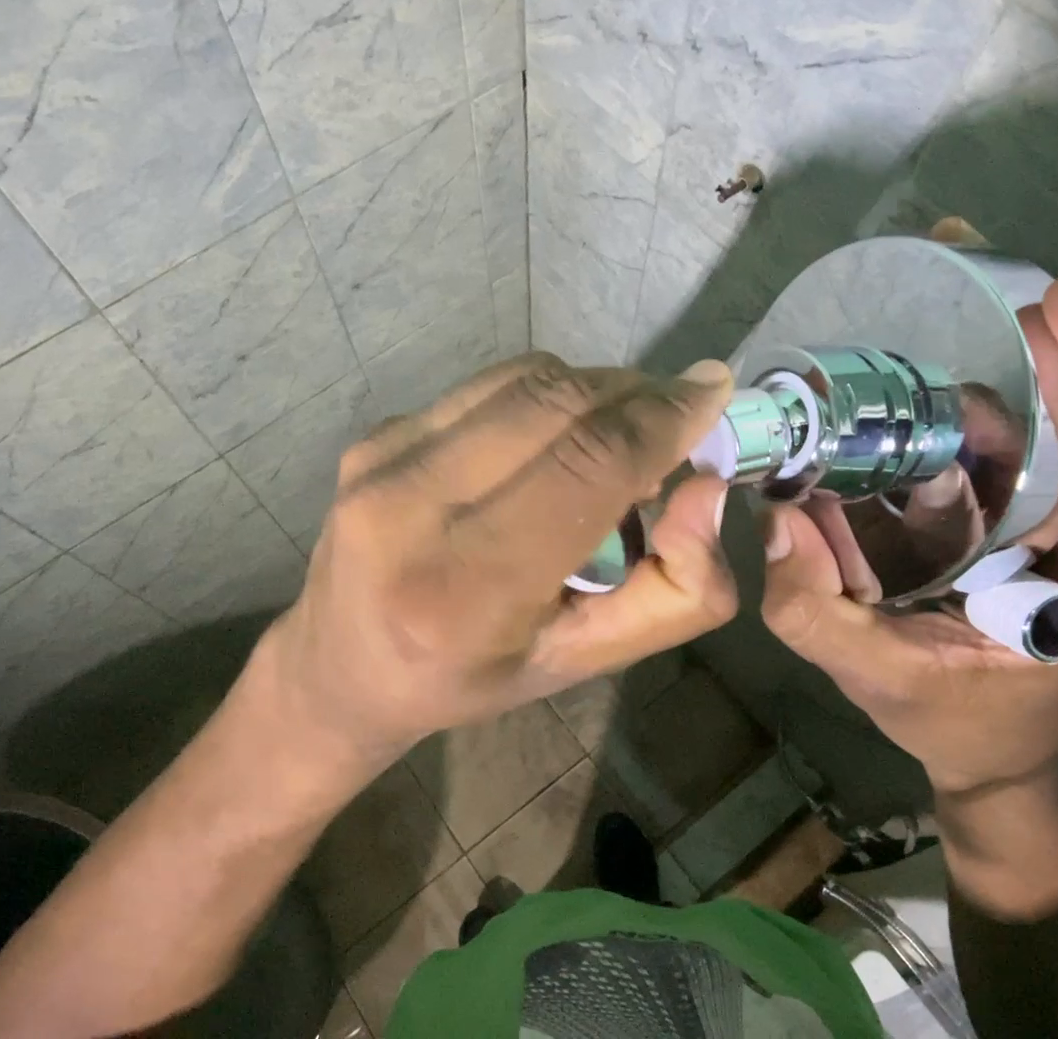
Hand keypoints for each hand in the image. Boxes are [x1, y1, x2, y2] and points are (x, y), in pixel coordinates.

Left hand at [264, 352, 738, 756]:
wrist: (342, 665)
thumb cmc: (472, 678)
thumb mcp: (584, 663)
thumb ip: (672, 591)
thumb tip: (708, 488)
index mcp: (468, 588)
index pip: (587, 466)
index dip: (662, 420)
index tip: (714, 393)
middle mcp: (412, 508)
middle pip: (557, 403)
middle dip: (637, 393)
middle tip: (678, 413)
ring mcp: (382, 461)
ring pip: (523, 380)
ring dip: (593, 388)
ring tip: (618, 432)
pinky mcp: (373, 436)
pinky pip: (485, 389)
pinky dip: (541, 399)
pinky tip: (549, 442)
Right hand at [760, 277, 1057, 793]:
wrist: (990, 753)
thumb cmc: (954, 721)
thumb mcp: (873, 676)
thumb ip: (815, 609)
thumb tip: (778, 515)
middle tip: (994, 283)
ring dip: (1049, 355)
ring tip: (973, 301)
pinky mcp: (1044, 517)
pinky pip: (1045, 441)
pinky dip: (1013, 392)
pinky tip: (957, 366)